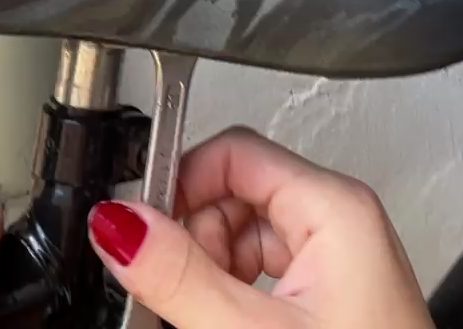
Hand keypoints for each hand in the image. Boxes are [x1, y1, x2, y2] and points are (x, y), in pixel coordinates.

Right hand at [87, 127, 435, 328]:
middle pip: (235, 191)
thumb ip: (182, 277)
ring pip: (245, 231)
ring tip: (204, 317)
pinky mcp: (330, 288)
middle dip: (195, 238)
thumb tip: (122, 224)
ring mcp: (337, 253)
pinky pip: (263, 266)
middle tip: (177, 293)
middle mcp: (340, 217)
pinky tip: (226, 323)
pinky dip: (233, 292)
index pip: (233, 151)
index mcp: (334, 206)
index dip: (180, 185)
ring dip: (210, 271)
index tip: (142, 230)